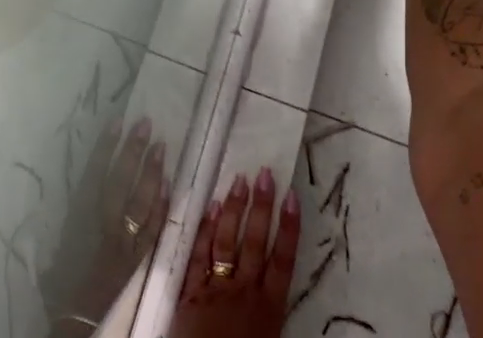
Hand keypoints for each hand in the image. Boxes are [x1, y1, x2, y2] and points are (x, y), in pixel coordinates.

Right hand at [44, 119, 168, 332]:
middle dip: (132, 155)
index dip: (105, 151)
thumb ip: (60, 237)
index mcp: (79, 224)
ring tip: (162, 148)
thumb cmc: (61, 295)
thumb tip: (58, 215)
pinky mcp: (142, 264)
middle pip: (120, 186)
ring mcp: (126, 247)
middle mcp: (104, 231)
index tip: (115, 123)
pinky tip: (170, 187)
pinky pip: (155, 232)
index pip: (93, 180)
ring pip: (141, 205)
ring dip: (152, 174)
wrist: (80, 330)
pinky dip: (163, 208)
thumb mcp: (53, 262)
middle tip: (146, 125)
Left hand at [172, 169, 299, 337]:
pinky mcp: (191, 293)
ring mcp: (216, 289)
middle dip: (261, 208)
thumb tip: (277, 277)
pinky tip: (210, 209)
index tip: (291, 197)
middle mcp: (245, 293)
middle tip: (264, 173)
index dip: (289, 228)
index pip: (283, 260)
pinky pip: (199, 256)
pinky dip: (205, 231)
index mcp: (270, 308)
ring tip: (239, 180)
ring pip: (227, 243)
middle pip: (255, 243)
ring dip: (233, 210)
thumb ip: (269, 309)